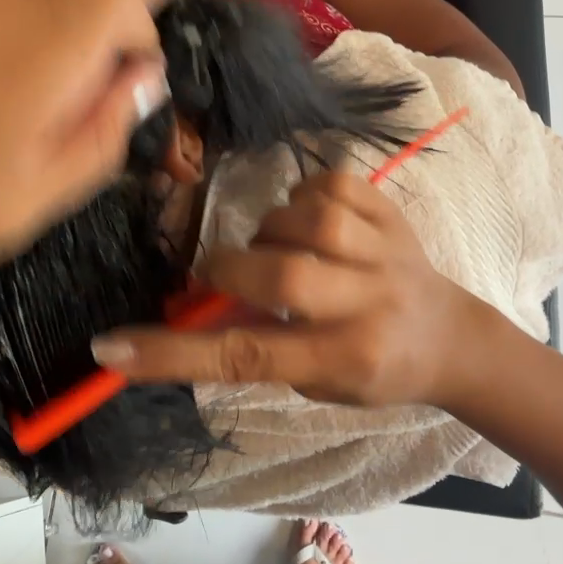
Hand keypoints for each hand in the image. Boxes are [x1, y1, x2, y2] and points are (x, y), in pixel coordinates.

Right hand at [92, 172, 503, 406]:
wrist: (450, 338)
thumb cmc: (373, 371)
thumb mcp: (315, 381)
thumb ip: (259, 346)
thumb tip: (193, 307)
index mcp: (345, 359)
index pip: (246, 357)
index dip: (172, 352)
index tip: (112, 346)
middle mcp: (368, 305)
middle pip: (281, 276)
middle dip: (230, 267)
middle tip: (222, 272)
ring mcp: (386, 253)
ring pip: (307, 221)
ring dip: (271, 228)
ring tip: (276, 243)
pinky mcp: (392, 214)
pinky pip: (331, 183)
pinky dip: (303, 194)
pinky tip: (308, 217)